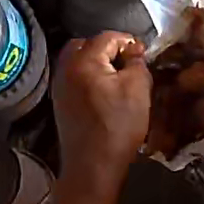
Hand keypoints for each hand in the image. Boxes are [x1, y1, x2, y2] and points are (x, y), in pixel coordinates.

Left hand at [53, 31, 151, 194]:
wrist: (93, 166)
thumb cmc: (118, 126)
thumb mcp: (139, 89)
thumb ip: (137, 62)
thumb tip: (133, 52)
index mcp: (83, 60)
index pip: (108, 37)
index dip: (129, 41)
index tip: (143, 54)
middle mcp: (65, 69)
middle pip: (87, 45)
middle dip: (109, 50)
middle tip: (128, 63)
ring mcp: (59, 87)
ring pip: (79, 62)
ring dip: (98, 64)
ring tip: (118, 79)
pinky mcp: (60, 103)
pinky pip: (75, 79)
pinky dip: (90, 79)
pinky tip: (105, 94)